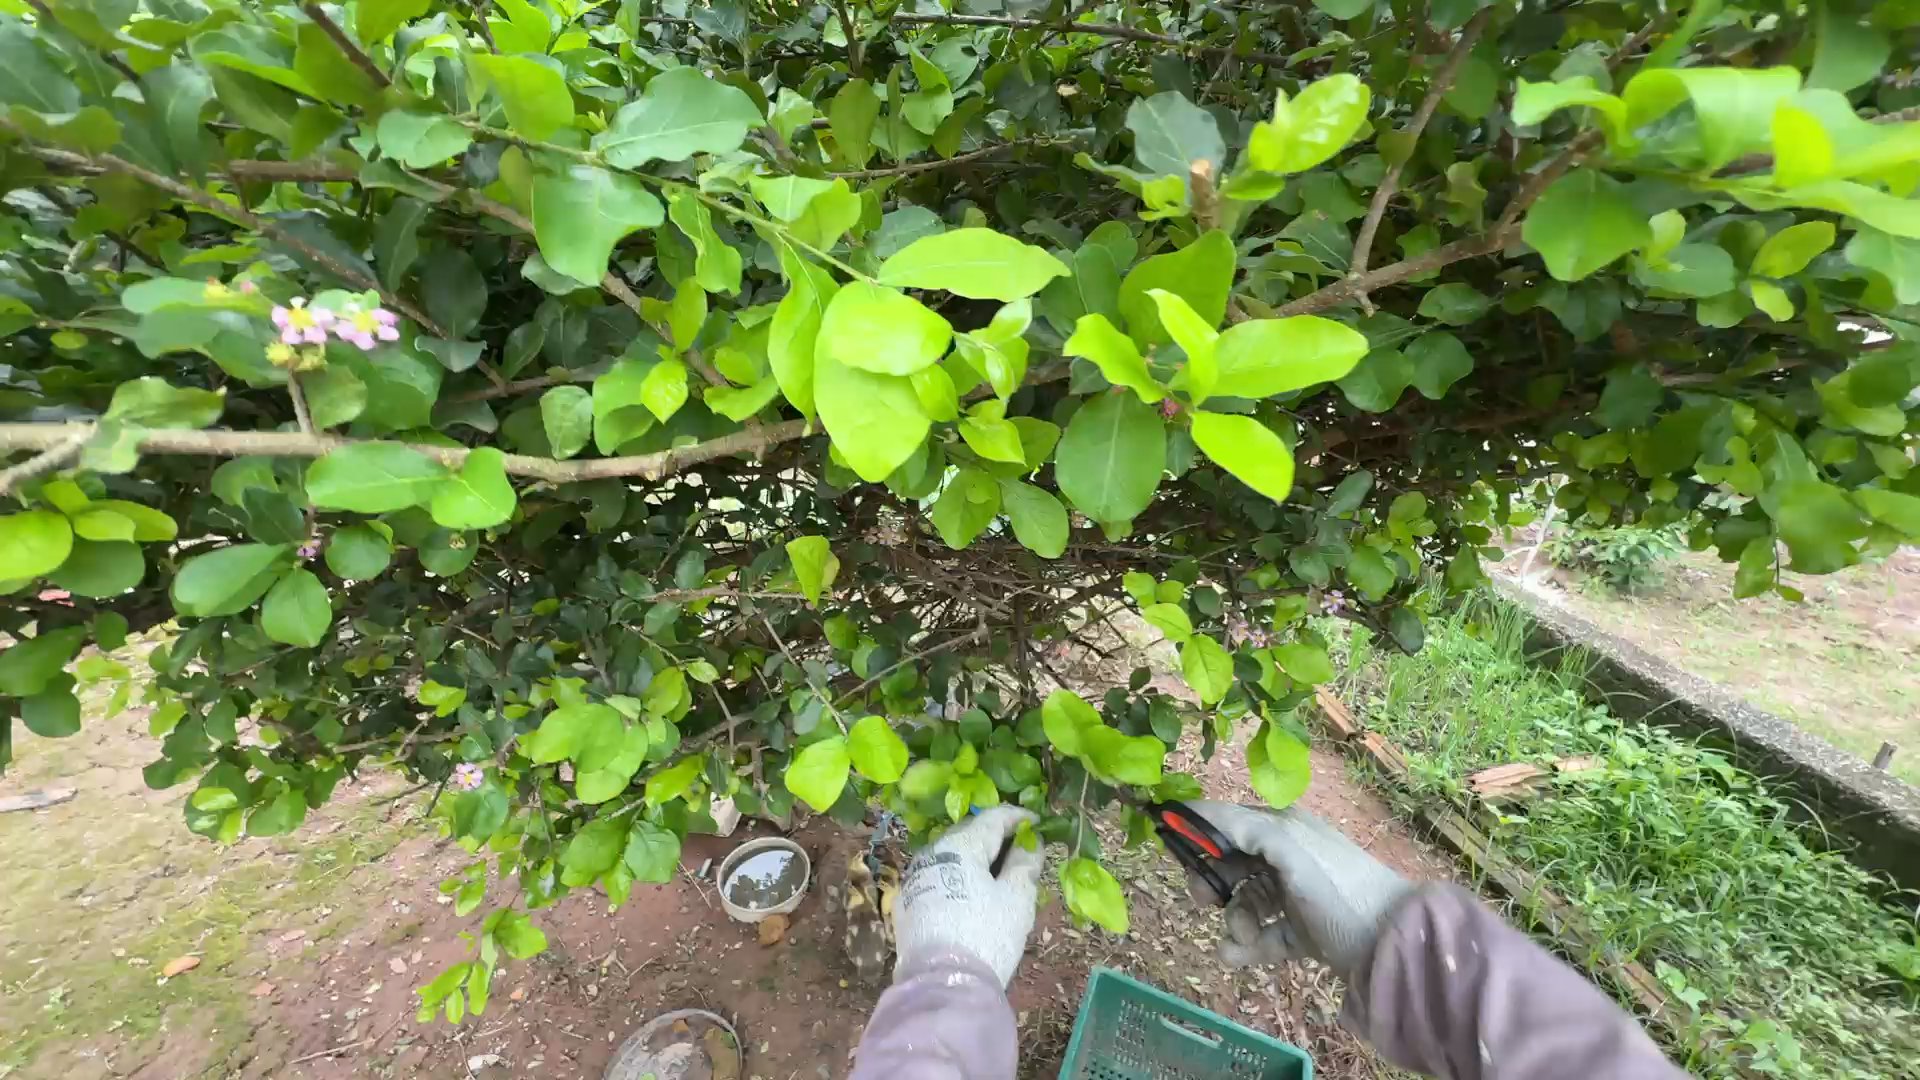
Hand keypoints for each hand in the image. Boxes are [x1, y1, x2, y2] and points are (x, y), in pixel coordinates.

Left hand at [892, 806, 1043, 985]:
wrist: (942, 987)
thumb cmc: (985, 936)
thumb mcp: (1017, 899)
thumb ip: (1026, 863)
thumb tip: (1031, 841)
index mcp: (960, 845)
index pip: (992, 819)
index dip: (1018, 817)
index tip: (1038, 822)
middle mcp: (932, 853)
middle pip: (969, 834)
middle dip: (996, 837)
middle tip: (1021, 848)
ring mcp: (915, 878)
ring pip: (952, 857)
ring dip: (976, 859)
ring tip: (999, 873)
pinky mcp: (907, 904)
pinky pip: (938, 878)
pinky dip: (958, 878)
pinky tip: (972, 895)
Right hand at [1183, 800, 1412, 976]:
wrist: (1401, 950)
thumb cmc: (1340, 892)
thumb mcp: (1291, 852)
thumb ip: (1245, 828)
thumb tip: (1195, 809)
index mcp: (1285, 828)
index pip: (1229, 820)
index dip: (1198, 830)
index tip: (1166, 841)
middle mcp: (1287, 855)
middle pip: (1233, 863)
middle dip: (1213, 883)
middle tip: (1199, 901)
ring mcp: (1296, 894)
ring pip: (1247, 901)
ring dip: (1234, 921)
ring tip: (1236, 943)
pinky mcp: (1306, 929)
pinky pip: (1266, 931)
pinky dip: (1249, 944)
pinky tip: (1235, 958)